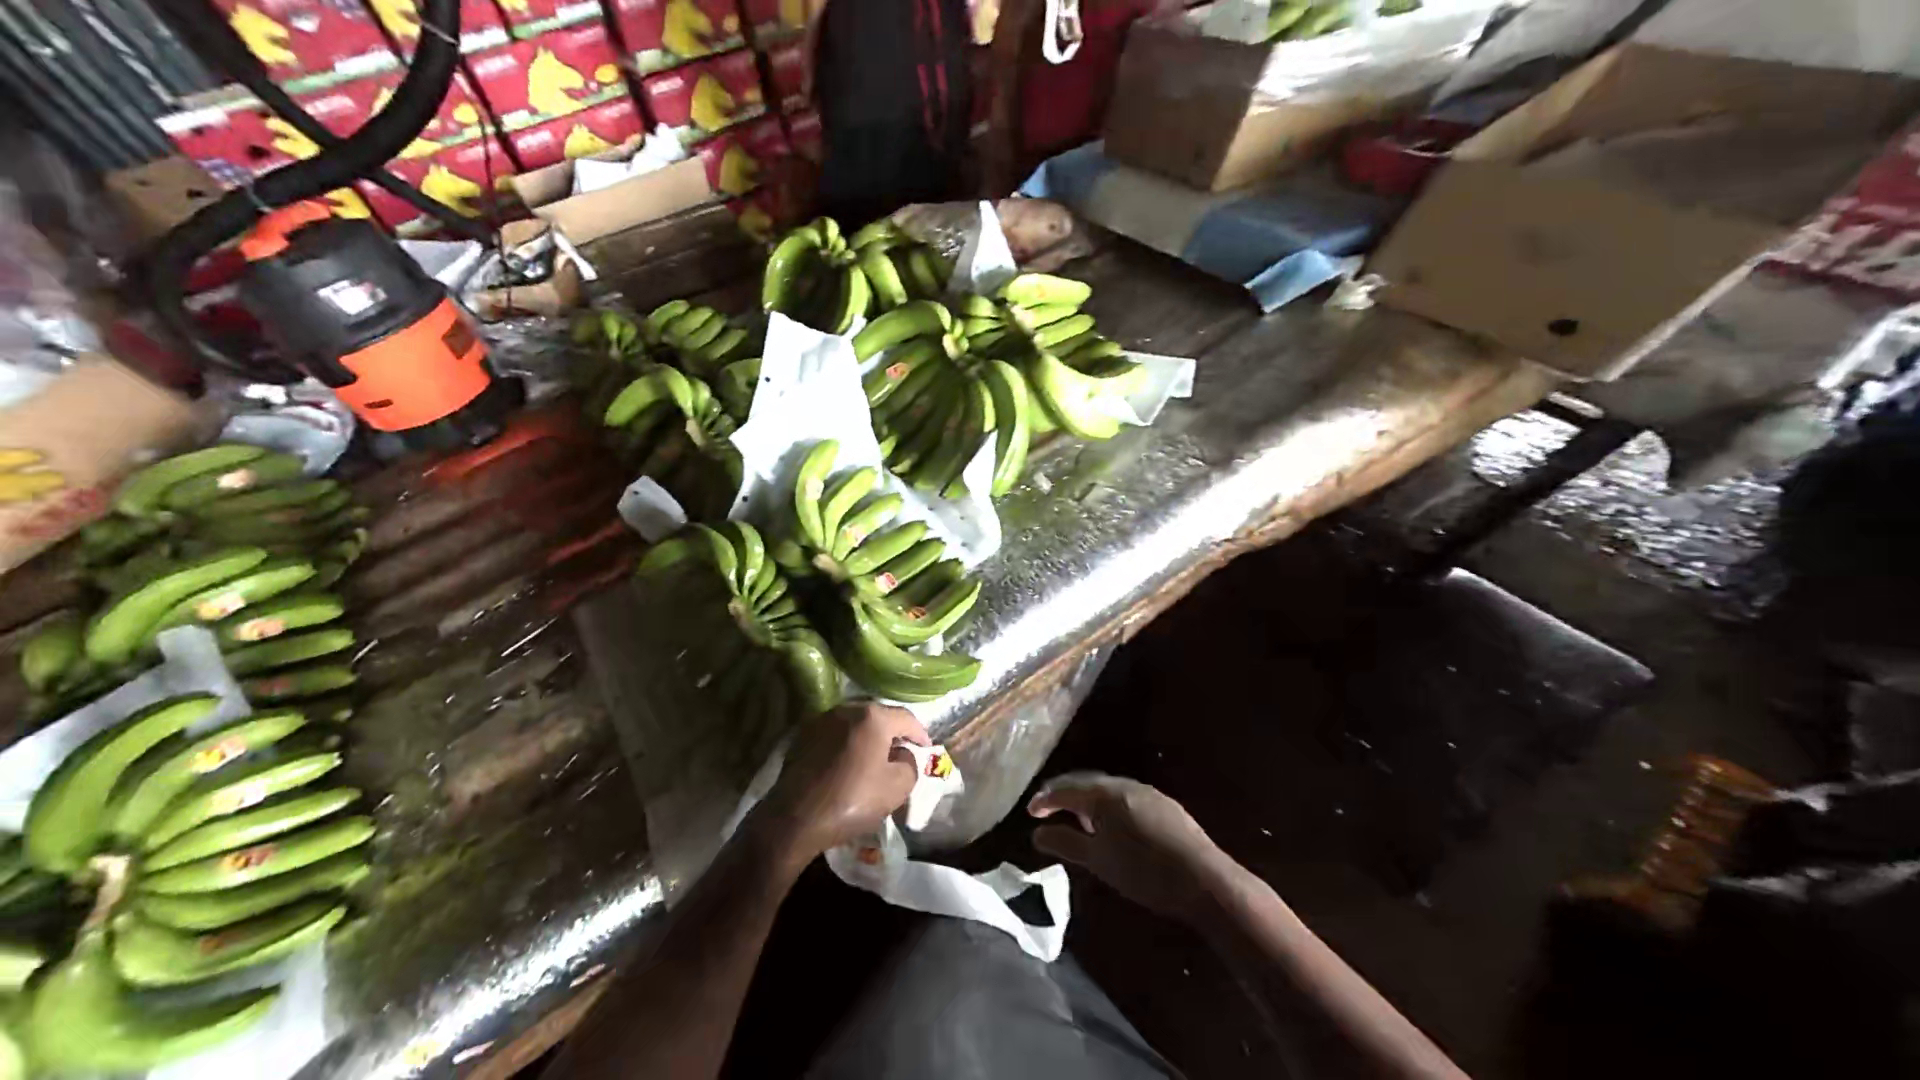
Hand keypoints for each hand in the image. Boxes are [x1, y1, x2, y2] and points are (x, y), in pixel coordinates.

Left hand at [758, 703, 926, 863]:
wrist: (795, 819)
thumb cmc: (852, 800)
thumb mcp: (898, 787)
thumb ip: (911, 763)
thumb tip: (902, 754)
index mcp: (873, 717)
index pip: (906, 718)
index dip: (920, 733)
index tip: (927, 748)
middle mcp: (846, 709)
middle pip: (879, 716)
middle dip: (893, 733)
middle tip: (903, 752)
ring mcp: (822, 721)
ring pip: (855, 724)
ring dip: (868, 737)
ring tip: (875, 758)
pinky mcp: (803, 736)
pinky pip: (835, 734)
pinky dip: (847, 744)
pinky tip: (849, 764)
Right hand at [1029, 773, 1239, 923]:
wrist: (1204, 880)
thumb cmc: (1143, 871)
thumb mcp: (1098, 861)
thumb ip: (1066, 843)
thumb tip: (1037, 834)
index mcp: (1104, 793)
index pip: (1066, 789)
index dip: (1045, 799)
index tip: (1030, 812)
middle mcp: (1125, 785)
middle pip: (1087, 783)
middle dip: (1065, 794)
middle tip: (1048, 809)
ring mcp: (1148, 793)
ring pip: (1108, 789)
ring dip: (1088, 800)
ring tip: (1078, 819)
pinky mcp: (1165, 805)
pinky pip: (1127, 797)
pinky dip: (1109, 806)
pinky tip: (1112, 825)